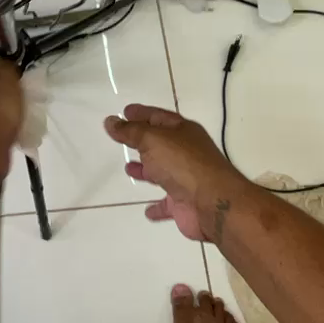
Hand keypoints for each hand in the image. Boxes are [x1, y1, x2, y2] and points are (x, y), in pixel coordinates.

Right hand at [103, 104, 251, 242]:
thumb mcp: (152, 140)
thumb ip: (130, 131)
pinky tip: (147, 210)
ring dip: (146, 170)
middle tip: (122, 138)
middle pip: (160, 144)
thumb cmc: (182, 164)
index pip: (158, 117)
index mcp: (182, 132)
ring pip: (162, 171)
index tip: (124, 112)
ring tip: (128, 169)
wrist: (213, 204)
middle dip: (142, 141)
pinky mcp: (184, 203)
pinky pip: (167, 204)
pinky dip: (157, 207)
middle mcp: (186, 153)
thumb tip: (110, 121)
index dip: (141, 113)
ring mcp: (186, 179)